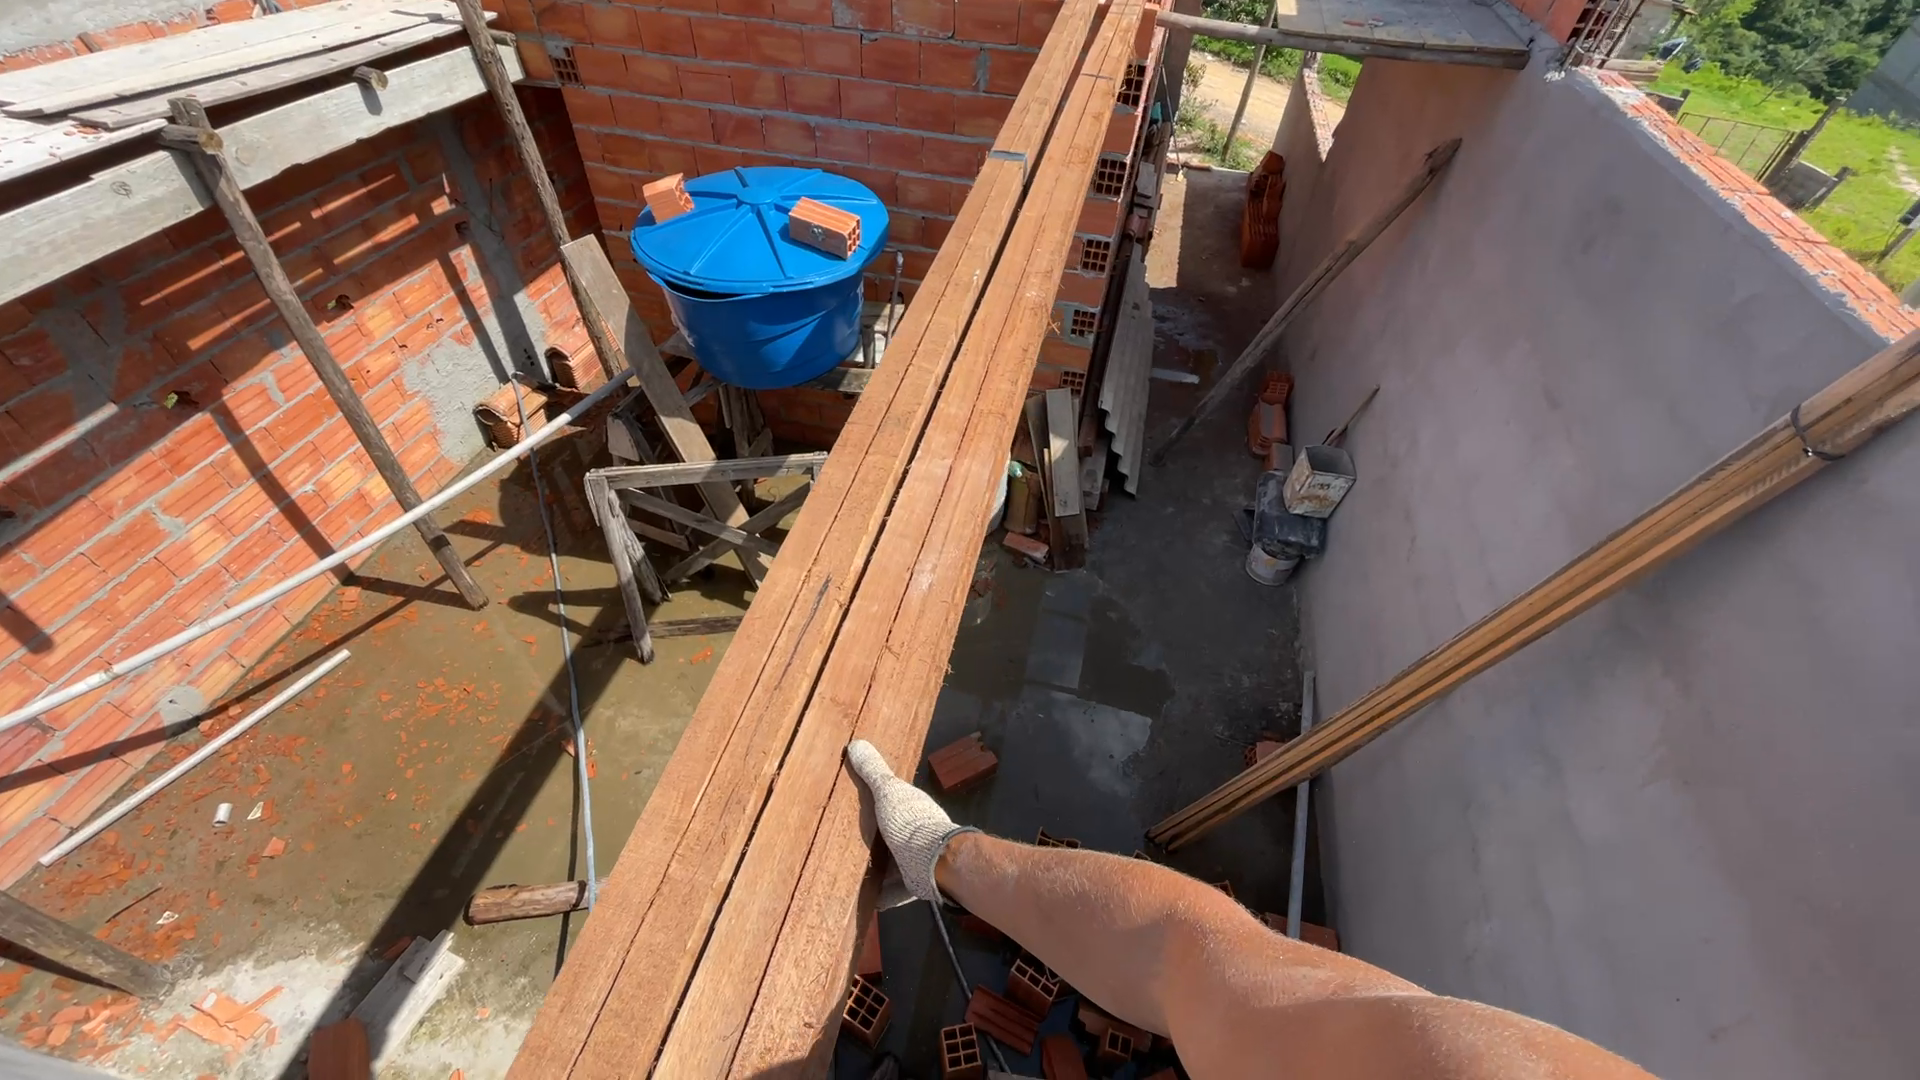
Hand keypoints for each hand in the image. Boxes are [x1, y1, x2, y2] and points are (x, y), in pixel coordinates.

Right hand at [845, 740, 975, 903]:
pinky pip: (893, 889)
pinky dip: (882, 894)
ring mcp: (916, 857)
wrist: (932, 862)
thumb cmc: (909, 822)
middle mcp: (916, 830)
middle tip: (849, 840)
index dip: (879, 800)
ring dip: (879, 866)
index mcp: (911, 805)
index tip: (860, 804)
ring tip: (852, 870)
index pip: (894, 799)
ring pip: (894, 861)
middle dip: (877, 837)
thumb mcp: (887, 791)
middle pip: (893, 832)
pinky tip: (865, 898)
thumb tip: (856, 743)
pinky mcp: (913, 882)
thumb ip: (873, 771)